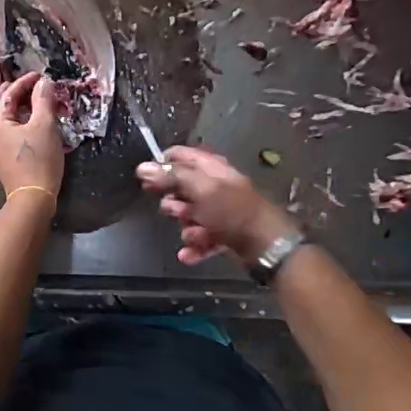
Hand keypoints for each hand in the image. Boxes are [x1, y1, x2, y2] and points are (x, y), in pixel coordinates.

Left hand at [0, 72, 63, 198]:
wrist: (32, 199)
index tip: (41, 75)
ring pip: (14, 124)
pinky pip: (17, 138)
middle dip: (24, 97)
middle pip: (8, 110)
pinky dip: (29, 128)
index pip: (8, 96)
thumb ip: (43, 101)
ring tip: (44, 106)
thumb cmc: (38, 159)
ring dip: (29, 113)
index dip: (25, 82)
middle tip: (38, 86)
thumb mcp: (44, 126)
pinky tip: (41, 129)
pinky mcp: (7, 163)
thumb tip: (44, 83)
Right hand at [136, 146, 297, 263]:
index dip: (162, 164)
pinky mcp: (224, 233)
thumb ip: (171, 177)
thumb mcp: (200, 189)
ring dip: (186, 227)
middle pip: (182, 188)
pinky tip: (189, 254)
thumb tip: (142, 167)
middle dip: (173, 202)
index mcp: (213, 169)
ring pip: (190, 215)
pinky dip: (195, 246)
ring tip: (194, 234)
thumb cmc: (233, 212)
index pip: (181, 156)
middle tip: (173, 210)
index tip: (146, 178)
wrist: (268, 247)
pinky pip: (201, 236)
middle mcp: (216, 186)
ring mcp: (221, 211)